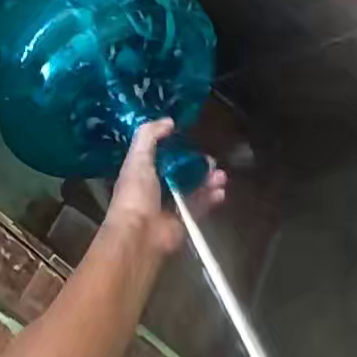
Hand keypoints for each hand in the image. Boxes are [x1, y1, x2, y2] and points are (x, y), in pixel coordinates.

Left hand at [103, 118, 226, 255]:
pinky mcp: (182, 222)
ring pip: (191, 189)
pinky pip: (199, 207)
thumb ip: (150, 135)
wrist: (140, 235)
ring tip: (220, 174)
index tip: (188, 137)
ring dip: (207, 181)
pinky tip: (221, 191)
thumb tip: (168, 121)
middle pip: (178, 172)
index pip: (156, 155)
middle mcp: (153, 188)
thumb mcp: (138, 157)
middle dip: (195, 165)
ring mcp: (168, 206)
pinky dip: (211, 198)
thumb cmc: (136, 194)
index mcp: (139, 172)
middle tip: (211, 159)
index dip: (171, 147)